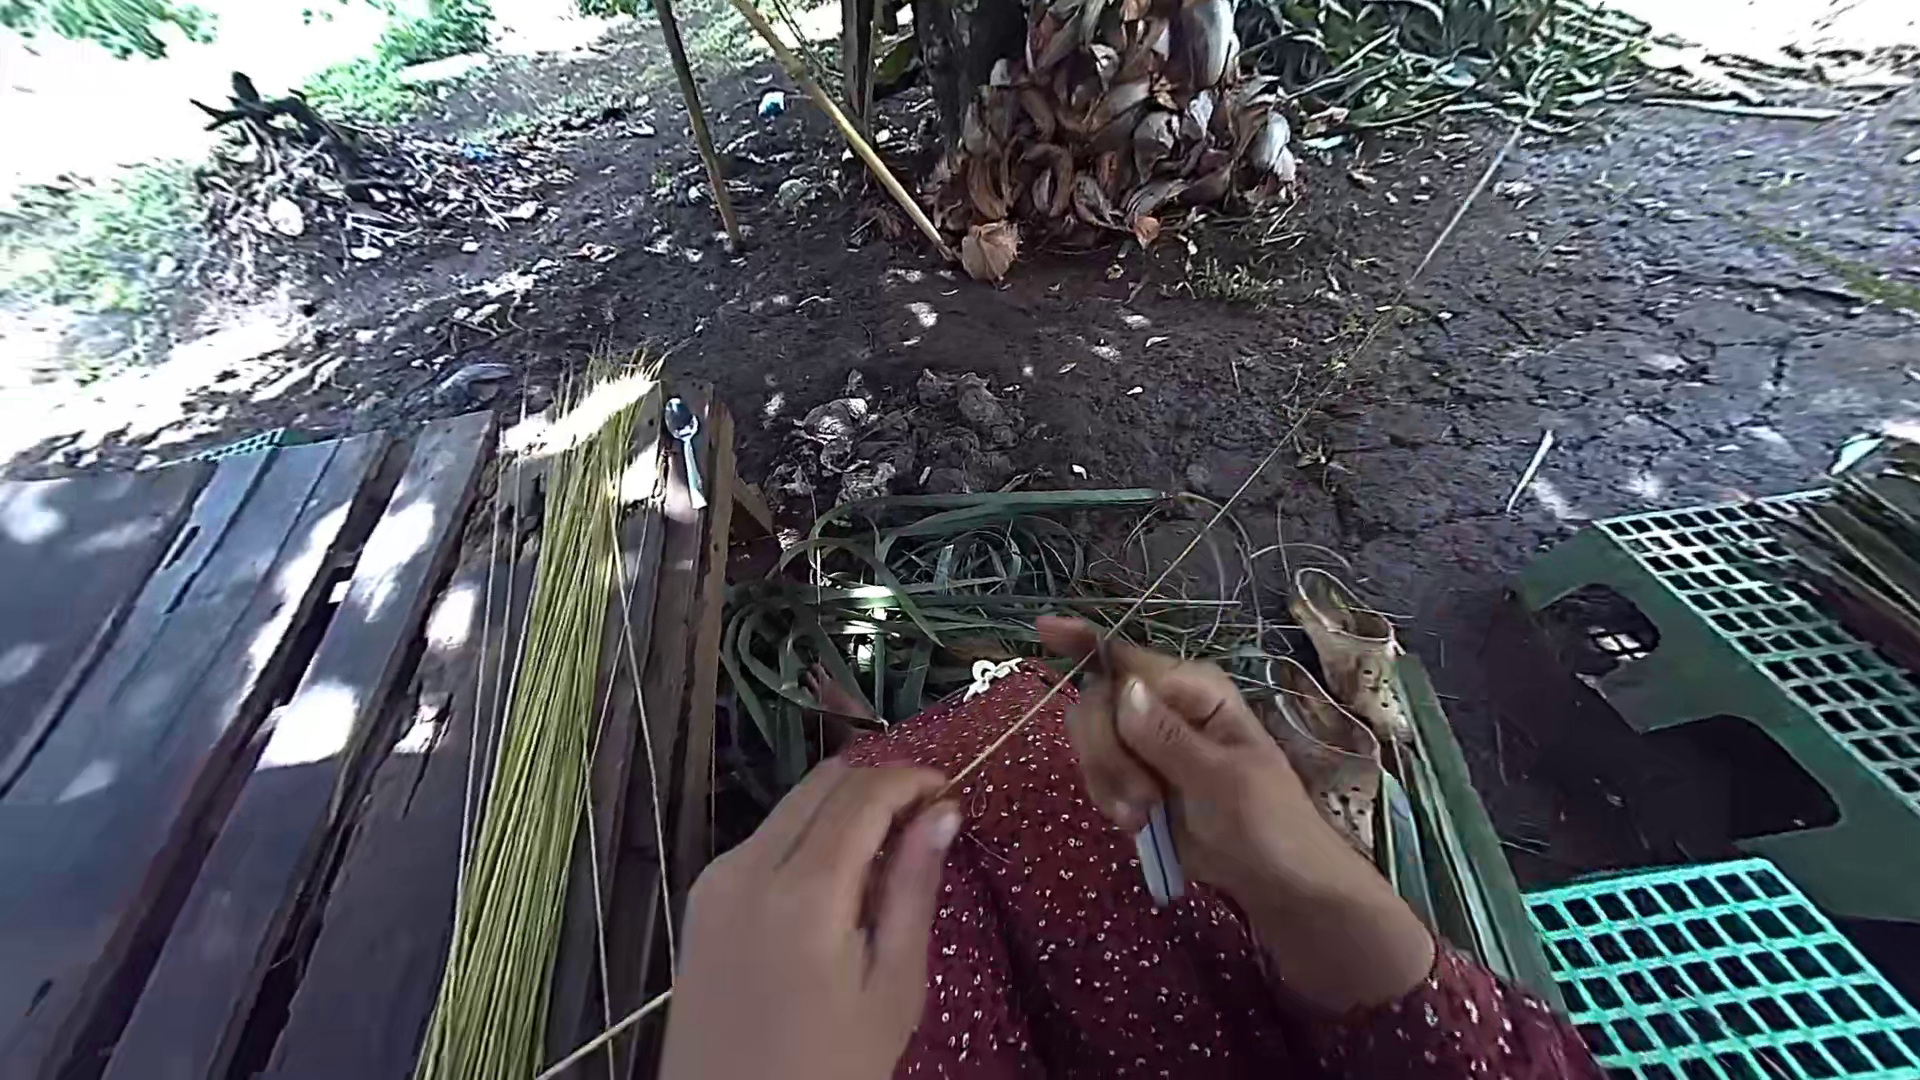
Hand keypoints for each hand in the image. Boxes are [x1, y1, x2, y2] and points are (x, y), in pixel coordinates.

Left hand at [659, 761, 960, 1079]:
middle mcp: (750, 865)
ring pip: (797, 799)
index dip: (910, 778)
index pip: (864, 794)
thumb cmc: (830, 1072)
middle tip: (921, 810)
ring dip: (847, 800)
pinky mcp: (703, 892)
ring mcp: (719, 875)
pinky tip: (837, 870)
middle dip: (880, 780)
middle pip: (827, 780)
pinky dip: (813, 827)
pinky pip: (771, 831)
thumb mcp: (892, 988)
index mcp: (804, 893)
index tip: (945, 787)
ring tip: (885, 841)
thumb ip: (914, 885)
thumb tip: (945, 809)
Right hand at [1039, 616, 1433, 1011]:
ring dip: (1107, 779)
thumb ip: (1169, 738)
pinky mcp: (1129, 767)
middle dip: (1106, 752)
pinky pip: (1091, 767)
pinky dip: (1106, 795)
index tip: (1043, 630)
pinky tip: (1137, 821)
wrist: (1274, 884)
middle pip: (1095, 700)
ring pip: (1087, 734)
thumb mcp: (1225, 782)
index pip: (1125, 656)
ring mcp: (1141, 735)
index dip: (1081, 640)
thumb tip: (1122, 691)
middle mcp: (1160, 700)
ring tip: (1143, 816)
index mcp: (1192, 687)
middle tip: (1140, 800)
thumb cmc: (1268, 824)